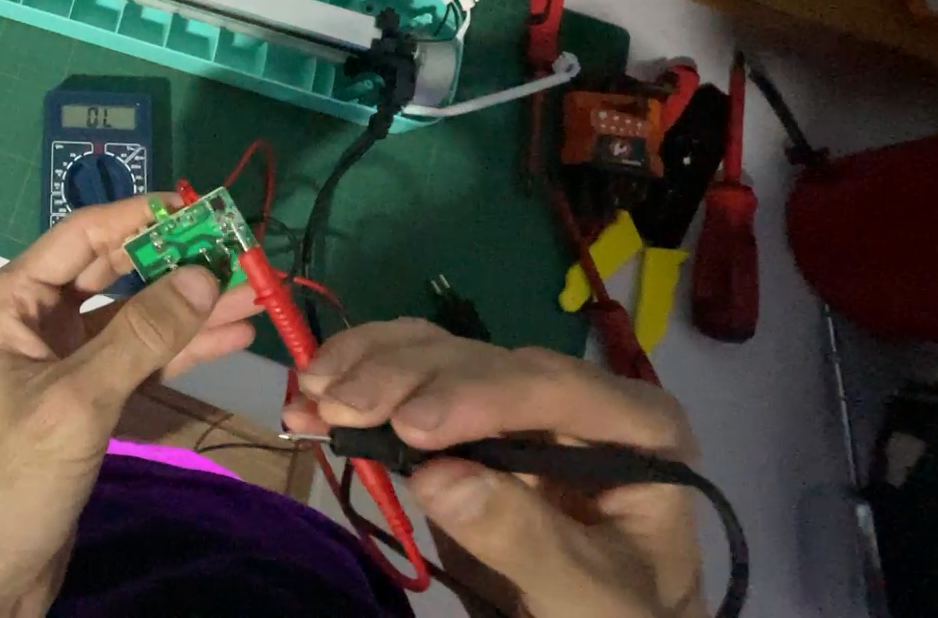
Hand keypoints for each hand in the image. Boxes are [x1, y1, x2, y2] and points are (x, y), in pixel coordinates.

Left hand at [0, 195, 261, 616]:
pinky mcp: (85, 396)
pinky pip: (137, 358)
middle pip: (113, 270)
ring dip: (188, 306)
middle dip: (174, 261)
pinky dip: (180, 349)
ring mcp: (62, 356)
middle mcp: (36, 315)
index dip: (140, 216)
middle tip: (239, 252)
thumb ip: (142, 335)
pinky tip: (229, 337)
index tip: (199, 207)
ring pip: (132, 315)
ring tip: (253, 293)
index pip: (83, 235)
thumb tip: (204, 274)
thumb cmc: (9, 478)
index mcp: (13, 297)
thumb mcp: (78, 400)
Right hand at [284, 319, 703, 617]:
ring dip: (361, 363)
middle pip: (475, 360)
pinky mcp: (445, 401)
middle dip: (401, 378)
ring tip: (312, 395)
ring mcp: (498, 392)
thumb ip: (528, 542)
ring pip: (426, 347)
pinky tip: (307, 392)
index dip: (478, 394)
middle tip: (337, 408)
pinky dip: (346, 370)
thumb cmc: (606, 614)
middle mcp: (560, 392)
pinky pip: (395, 362)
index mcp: (630, 428)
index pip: (555, 387)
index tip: (410, 429)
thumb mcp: (589, 601)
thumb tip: (435, 475)